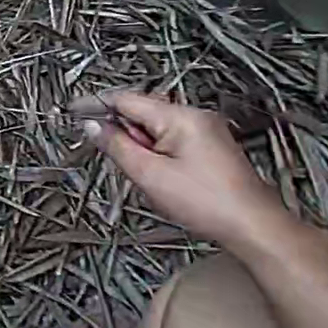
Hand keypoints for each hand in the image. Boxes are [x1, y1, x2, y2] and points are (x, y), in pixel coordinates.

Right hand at [74, 90, 292, 248]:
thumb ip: (116, 145)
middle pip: (141, 111)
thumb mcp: (149, 174)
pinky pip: (171, 136)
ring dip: (139, 143)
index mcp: (179, 116)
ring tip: (145, 173)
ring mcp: (205, 129)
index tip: (73, 111)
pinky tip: (158, 173)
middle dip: (121, 130)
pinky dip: (155, 149)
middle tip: (114, 155)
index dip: (96, 105)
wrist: (254, 228)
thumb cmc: (206, 203)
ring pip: (155, 125)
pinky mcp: (210, 145)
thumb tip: (93, 125)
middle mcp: (194, 115)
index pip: (126, 99)